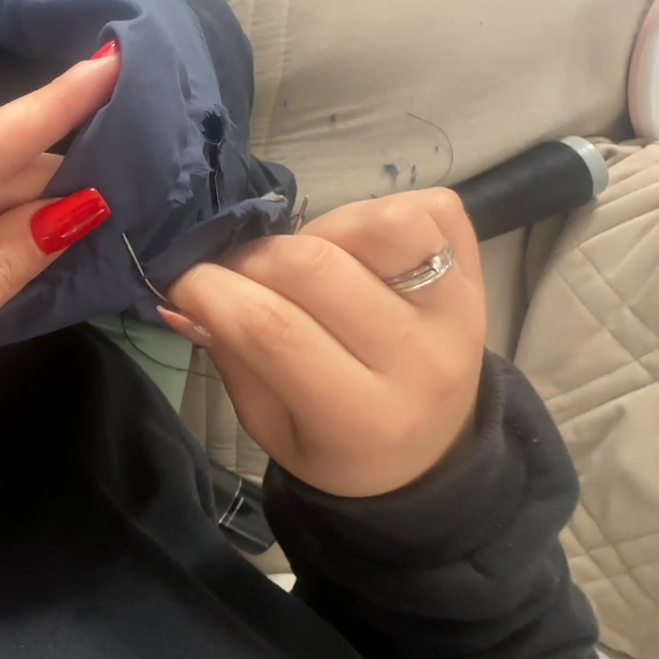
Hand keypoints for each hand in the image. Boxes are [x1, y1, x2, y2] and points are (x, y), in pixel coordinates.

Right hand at [163, 189, 486, 498]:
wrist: (427, 452)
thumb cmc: (332, 444)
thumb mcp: (267, 424)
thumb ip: (230, 355)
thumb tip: (181, 294)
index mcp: (359, 417)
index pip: (270, 329)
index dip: (208, 290)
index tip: (180, 283)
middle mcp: (419, 360)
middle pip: (312, 267)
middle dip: (249, 258)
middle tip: (234, 275)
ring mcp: (460, 309)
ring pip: (381, 224)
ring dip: (318, 229)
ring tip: (303, 261)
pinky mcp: (478, 272)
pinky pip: (429, 207)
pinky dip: (374, 215)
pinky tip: (352, 250)